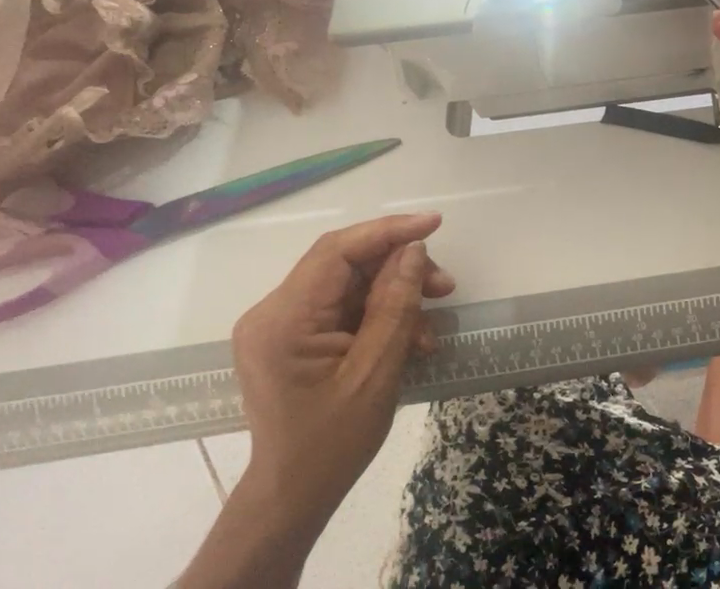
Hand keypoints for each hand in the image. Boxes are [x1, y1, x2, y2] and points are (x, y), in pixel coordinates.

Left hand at [229, 213, 455, 517]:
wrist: (294, 494)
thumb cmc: (333, 441)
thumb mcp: (376, 372)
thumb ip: (395, 306)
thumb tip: (413, 251)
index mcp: (283, 321)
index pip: (336, 252)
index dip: (387, 231)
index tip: (434, 224)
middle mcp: (273, 314)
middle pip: (345, 265)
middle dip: (400, 269)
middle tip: (446, 287)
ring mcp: (281, 326)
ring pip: (350, 285)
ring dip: (396, 295)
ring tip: (431, 327)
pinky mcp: (293, 338)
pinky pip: (344, 308)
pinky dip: (381, 315)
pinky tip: (412, 340)